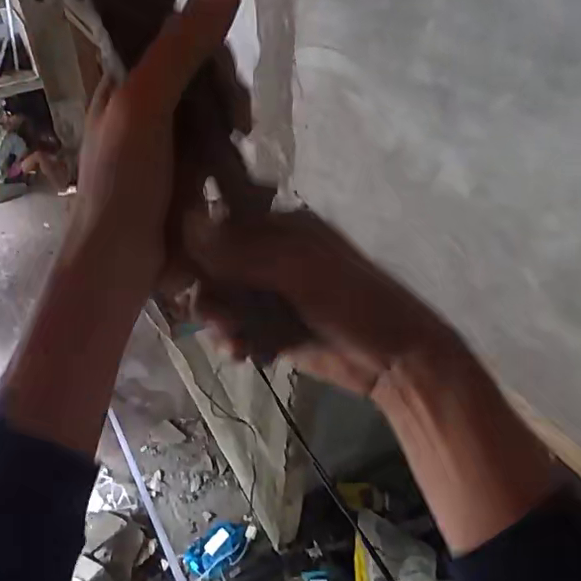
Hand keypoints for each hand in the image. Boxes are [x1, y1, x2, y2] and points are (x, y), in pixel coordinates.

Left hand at [71, 0, 241, 285]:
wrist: (122, 262)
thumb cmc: (122, 182)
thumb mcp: (146, 106)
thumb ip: (181, 48)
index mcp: (121, 79)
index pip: (169, 34)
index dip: (201, 39)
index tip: (223, 63)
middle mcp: (143, 103)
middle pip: (197, 71)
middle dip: (223, 85)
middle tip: (238, 116)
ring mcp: (165, 140)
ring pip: (210, 106)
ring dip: (231, 115)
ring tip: (242, 137)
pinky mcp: (186, 171)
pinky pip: (216, 143)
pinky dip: (230, 144)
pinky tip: (241, 153)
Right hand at [185, 209, 459, 397]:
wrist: (393, 360)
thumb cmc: (353, 303)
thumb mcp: (300, 270)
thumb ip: (245, 250)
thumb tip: (187, 221)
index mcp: (282, 228)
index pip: (223, 226)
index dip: (201, 251)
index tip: (191, 277)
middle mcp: (272, 256)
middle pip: (216, 269)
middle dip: (213, 298)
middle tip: (222, 323)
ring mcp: (272, 294)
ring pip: (224, 303)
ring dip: (223, 325)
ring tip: (237, 346)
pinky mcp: (272, 328)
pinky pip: (238, 330)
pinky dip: (238, 343)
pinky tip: (250, 356)